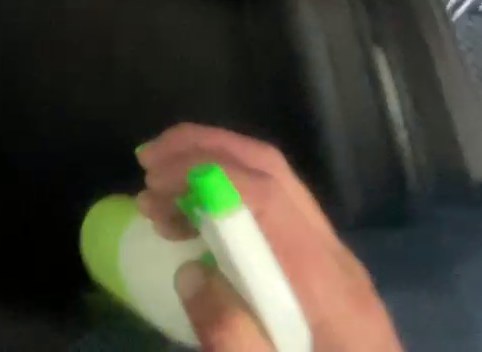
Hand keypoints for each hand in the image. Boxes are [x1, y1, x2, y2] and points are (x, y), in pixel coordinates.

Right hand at [137, 124, 402, 350]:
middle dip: (201, 148)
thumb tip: (189, 273)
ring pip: (271, 179)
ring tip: (155, 192)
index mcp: (326, 286)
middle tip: (146, 161)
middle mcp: (335, 258)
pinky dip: (223, 192)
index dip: (203, 171)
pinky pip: (271, 207)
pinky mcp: (322, 270)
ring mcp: (333, 260)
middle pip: (269, 169)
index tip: (152, 181)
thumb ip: (233, 337)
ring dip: (207, 165)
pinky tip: (191, 217)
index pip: (266, 195)